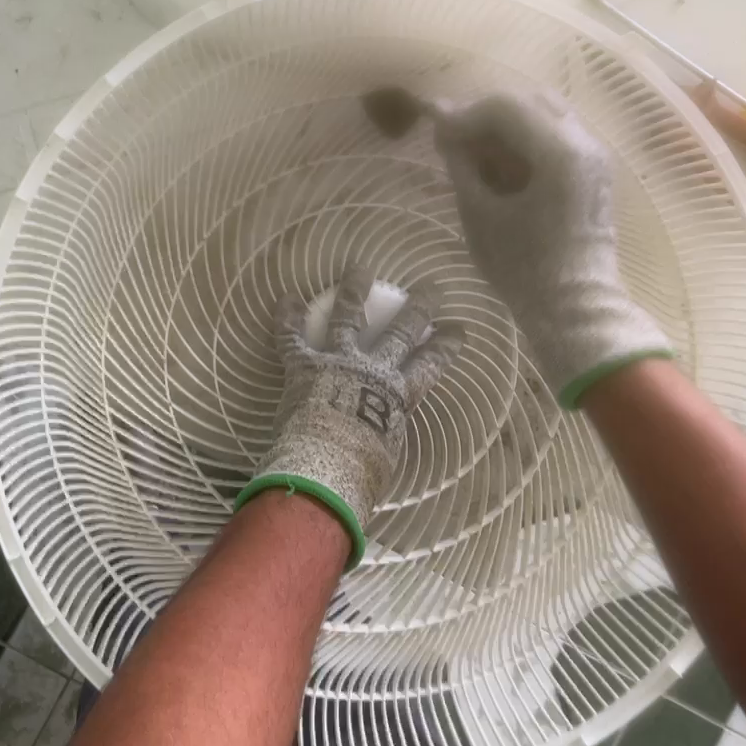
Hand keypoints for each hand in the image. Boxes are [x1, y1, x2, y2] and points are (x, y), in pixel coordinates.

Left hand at [235, 267, 462, 566]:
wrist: (325, 470)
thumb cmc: (359, 476)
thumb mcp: (385, 459)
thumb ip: (383, 441)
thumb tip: (378, 446)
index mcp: (397, 398)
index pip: (428, 367)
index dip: (444, 347)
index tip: (459, 329)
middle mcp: (371, 371)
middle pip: (399, 333)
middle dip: (417, 309)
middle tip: (431, 288)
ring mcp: (337, 363)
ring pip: (348, 319)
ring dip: (354, 292)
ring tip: (360, 269)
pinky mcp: (303, 366)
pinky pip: (292, 338)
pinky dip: (287, 318)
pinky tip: (286, 297)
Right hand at [432, 92, 670, 408]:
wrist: (574, 308)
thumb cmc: (522, 267)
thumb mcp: (480, 212)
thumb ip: (461, 162)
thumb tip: (442, 128)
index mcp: (559, 152)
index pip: (505, 107)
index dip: (464, 114)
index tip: (435, 132)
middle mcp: (584, 143)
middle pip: (528, 102)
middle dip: (485, 115)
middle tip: (451, 138)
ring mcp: (594, 155)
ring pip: (543, 115)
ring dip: (504, 125)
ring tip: (472, 150)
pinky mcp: (592, 171)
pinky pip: (555, 135)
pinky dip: (523, 139)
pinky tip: (498, 163)